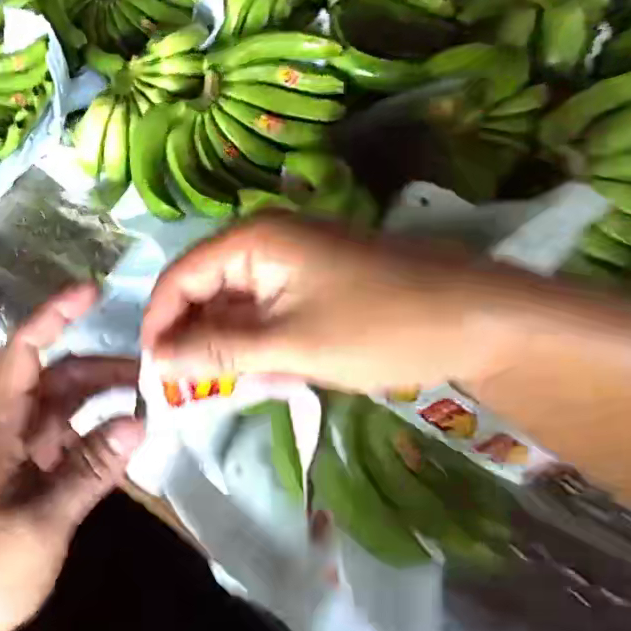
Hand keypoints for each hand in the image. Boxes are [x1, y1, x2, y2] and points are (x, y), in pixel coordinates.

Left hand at [0, 285, 142, 630]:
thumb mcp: (43, 521)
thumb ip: (91, 468)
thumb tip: (140, 419)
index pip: (24, 351)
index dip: (55, 315)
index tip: (94, 290)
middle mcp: (2, 426)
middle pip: (53, 377)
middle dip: (98, 367)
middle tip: (151, 369)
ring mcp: (15, 451)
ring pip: (62, 407)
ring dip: (100, 399)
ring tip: (147, 399)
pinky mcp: (26, 475)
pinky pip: (65, 438)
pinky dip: (94, 432)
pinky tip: (125, 437)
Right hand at [141, 216, 495, 393]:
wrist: (478, 319)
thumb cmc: (379, 327)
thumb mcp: (290, 345)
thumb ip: (217, 352)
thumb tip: (155, 361)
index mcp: (252, 240)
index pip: (180, 277)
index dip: (159, 324)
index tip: (152, 374)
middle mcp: (264, 240)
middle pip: (204, 288)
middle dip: (192, 338)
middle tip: (186, 390)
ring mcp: (291, 259)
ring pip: (234, 303)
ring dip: (225, 346)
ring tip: (224, 388)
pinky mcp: (312, 281)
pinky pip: (265, 310)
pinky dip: (257, 343)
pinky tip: (263, 375)